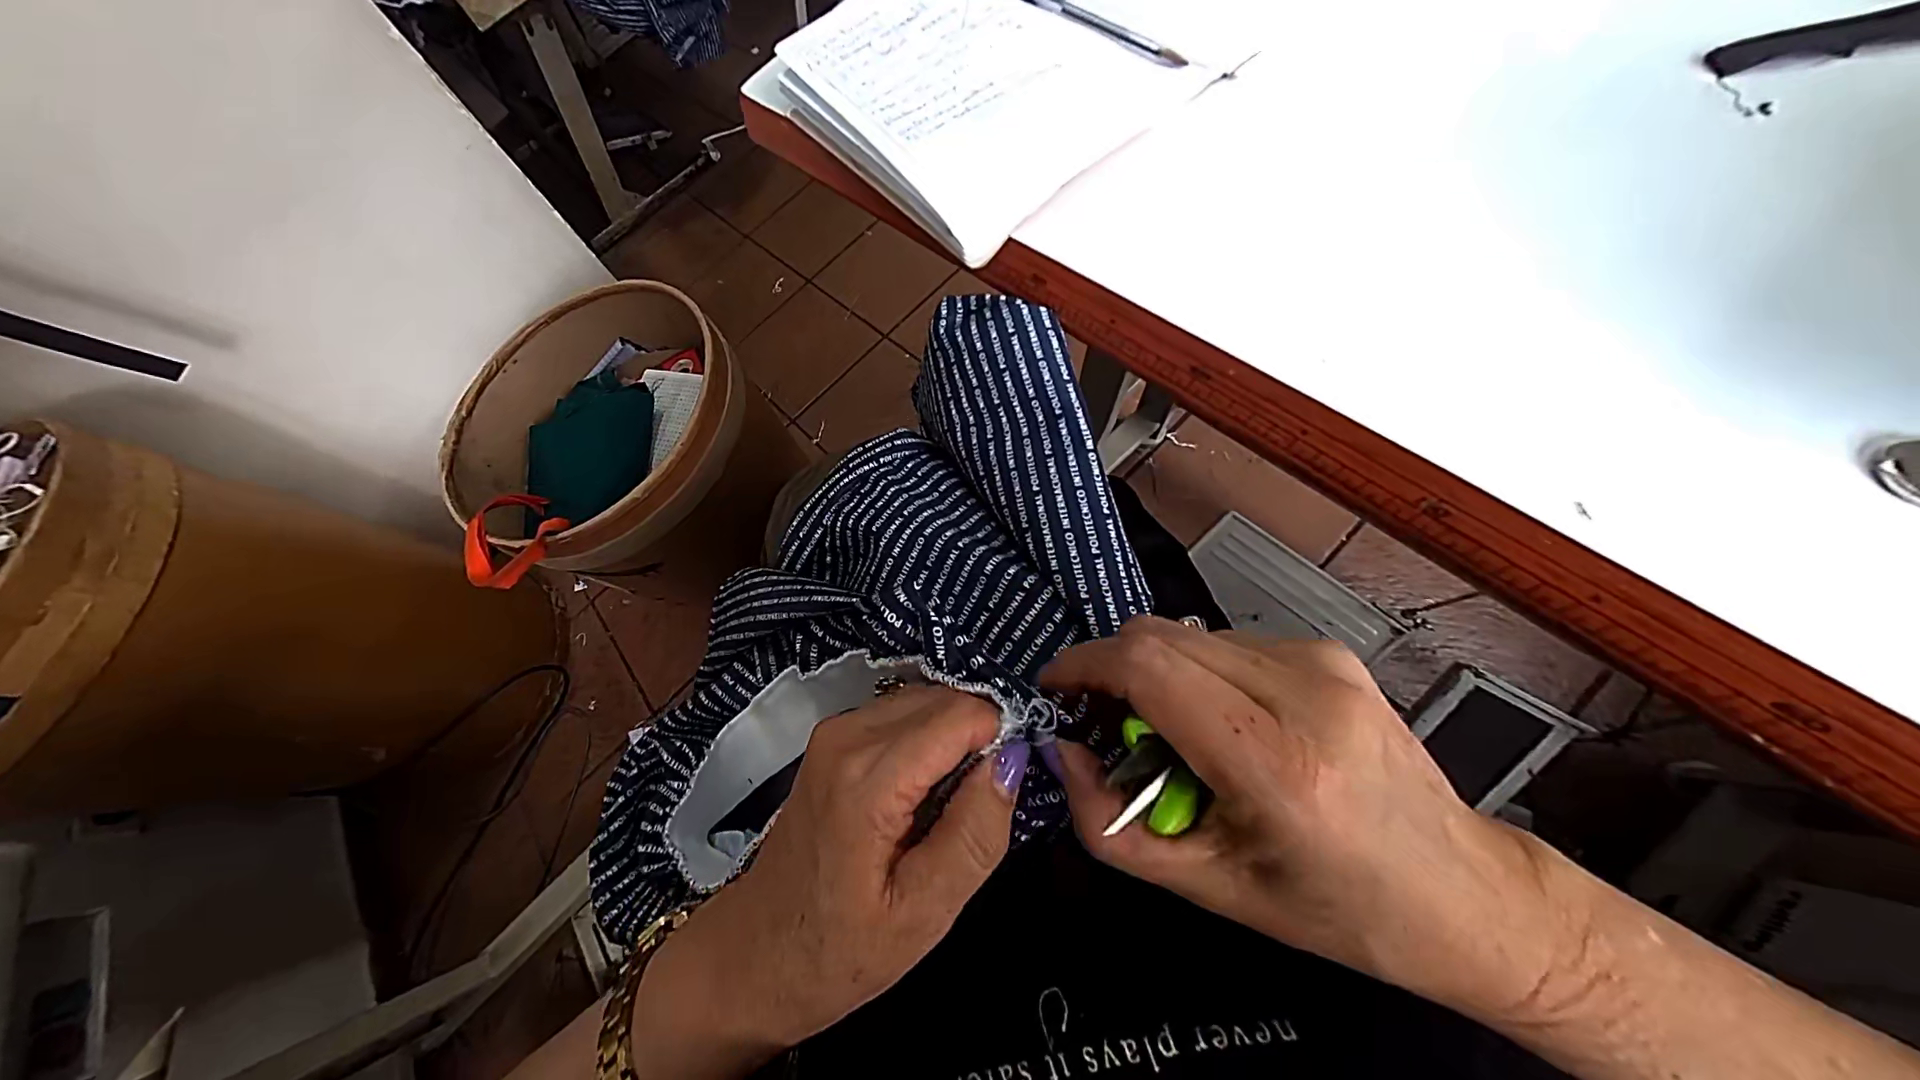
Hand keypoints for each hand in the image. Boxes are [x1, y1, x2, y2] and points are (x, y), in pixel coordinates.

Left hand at [631, 686, 1023, 1077]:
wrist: (756, 954)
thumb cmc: (840, 949)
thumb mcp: (926, 910)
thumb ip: (976, 830)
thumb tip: (1013, 757)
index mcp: (868, 778)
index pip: (961, 713)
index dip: (1000, 736)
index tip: (1010, 782)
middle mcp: (848, 734)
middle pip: (944, 698)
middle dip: (980, 734)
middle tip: (988, 797)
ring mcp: (835, 729)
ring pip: (925, 699)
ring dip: (955, 734)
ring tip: (958, 798)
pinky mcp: (833, 736)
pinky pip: (901, 712)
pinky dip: (929, 736)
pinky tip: (927, 788)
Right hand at [1040, 616, 1574, 1017]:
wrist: (1464, 893)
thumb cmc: (1339, 909)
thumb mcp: (1206, 886)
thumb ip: (1108, 822)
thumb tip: (1064, 752)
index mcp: (1276, 761)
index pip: (1148, 666)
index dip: (1085, 665)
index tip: (1058, 686)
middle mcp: (1303, 692)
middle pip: (1158, 636)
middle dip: (1113, 672)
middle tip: (1110, 725)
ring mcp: (1322, 661)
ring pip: (1187, 636)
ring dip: (1157, 676)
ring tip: (1178, 737)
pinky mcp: (1329, 652)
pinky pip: (1226, 643)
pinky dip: (1199, 676)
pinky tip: (1225, 725)